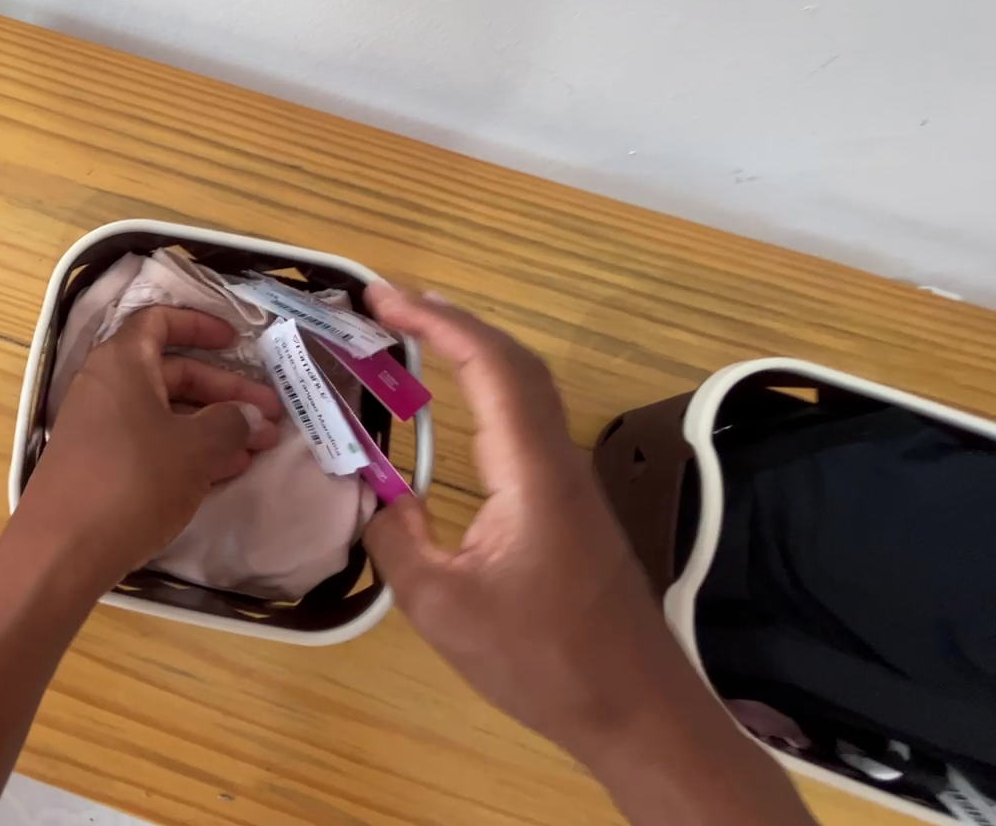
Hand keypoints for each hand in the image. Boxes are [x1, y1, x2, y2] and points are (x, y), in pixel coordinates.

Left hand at [15, 306, 281, 589]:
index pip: (159, 321)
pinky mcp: (101, 464)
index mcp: (122, 362)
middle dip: (225, 391)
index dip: (199, 325)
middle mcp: (106, 385)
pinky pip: (152, 442)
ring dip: (213, 425)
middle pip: (172, 371)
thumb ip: (228, 424)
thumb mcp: (193, 449)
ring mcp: (101, 426)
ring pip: (166, 412)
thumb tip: (250, 415)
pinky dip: (187, 449)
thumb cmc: (133, 480)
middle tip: (272, 416)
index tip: (237, 342)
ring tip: (260, 447)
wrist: (63, 548)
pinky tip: (227, 470)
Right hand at [360, 284, 700, 757]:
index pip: (492, 369)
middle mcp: (555, 461)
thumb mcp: (439, 606)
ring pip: (522, 385)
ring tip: (408, 329)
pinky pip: (520, 417)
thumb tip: (375, 494)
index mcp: (531, 475)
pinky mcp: (563, 499)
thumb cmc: (543, 662)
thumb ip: (393, 537)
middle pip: (513, 362)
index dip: (438, 322)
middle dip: (449, 319)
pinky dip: (479, 382)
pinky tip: (448, 394)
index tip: (383, 300)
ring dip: (466, 345)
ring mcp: (565, 479)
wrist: (641, 717)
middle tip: (385, 303)